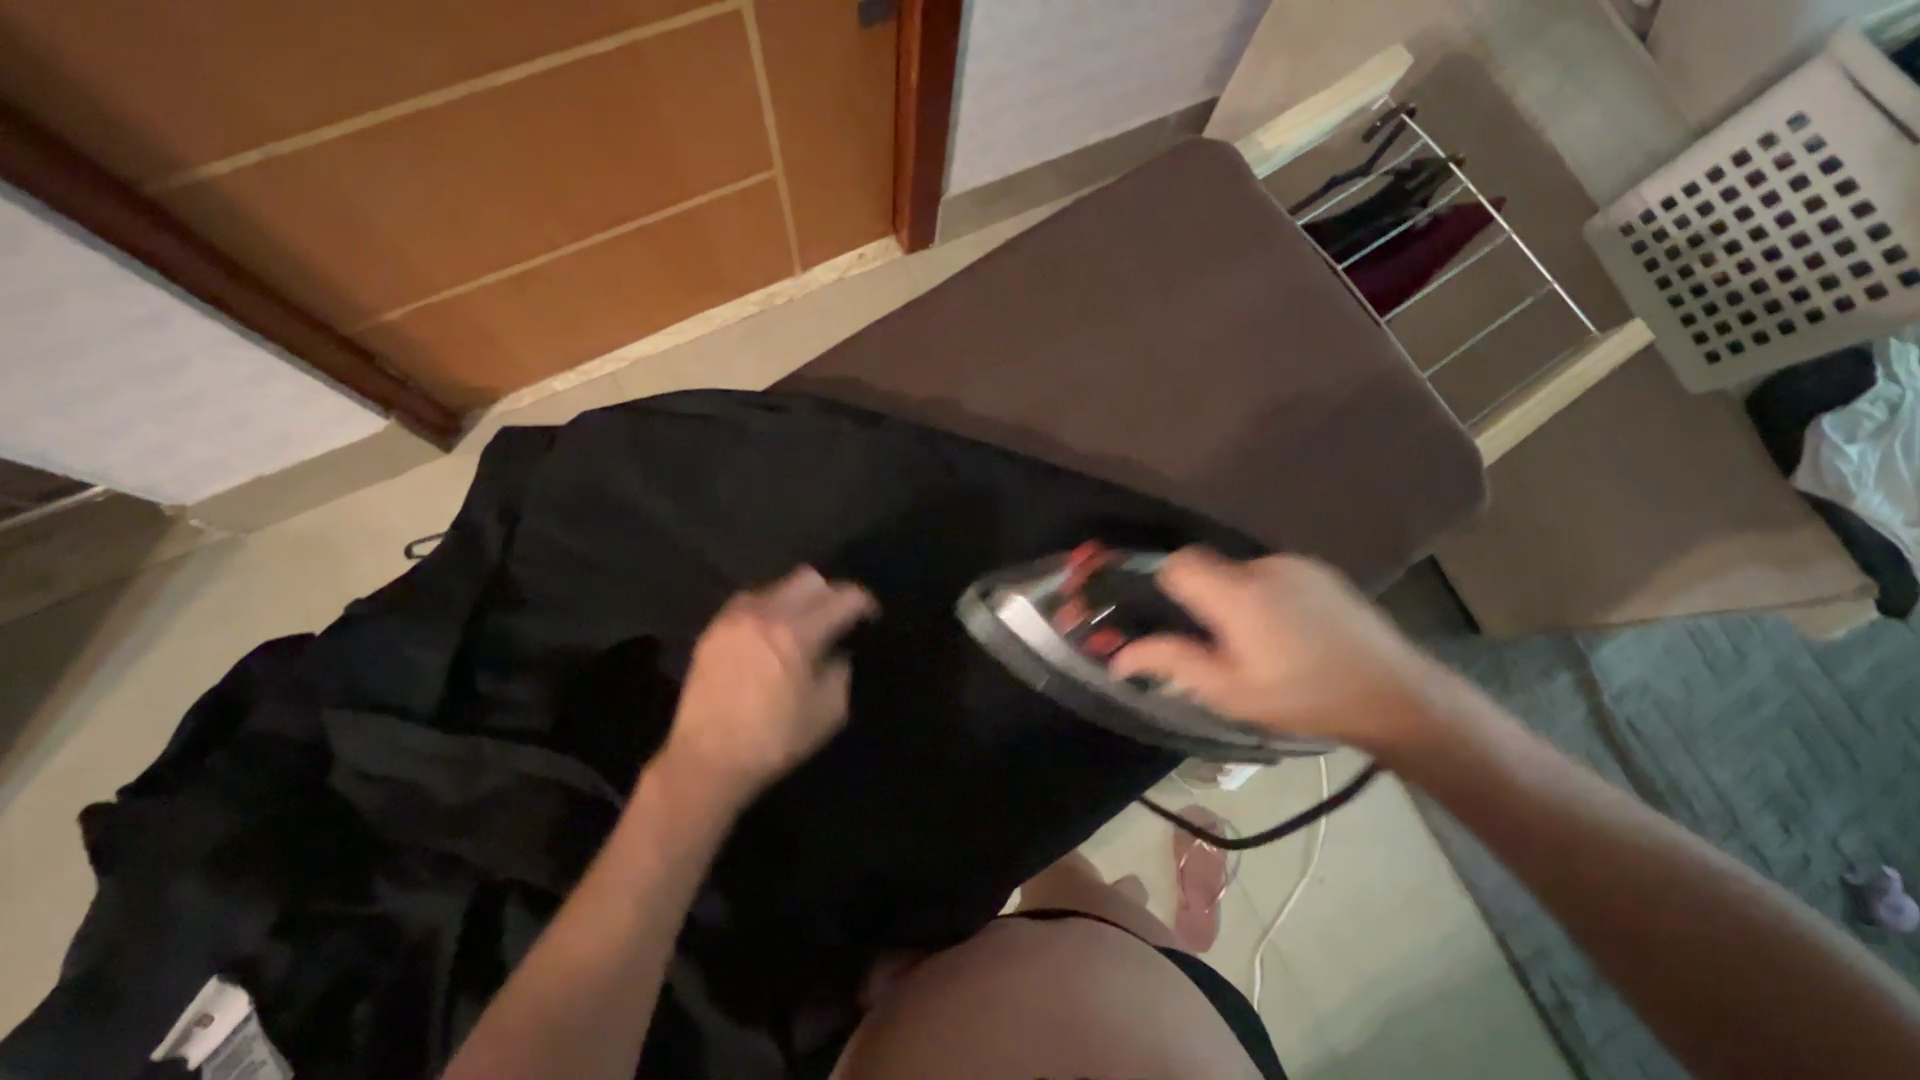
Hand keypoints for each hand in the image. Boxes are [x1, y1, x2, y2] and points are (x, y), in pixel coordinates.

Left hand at [662, 567, 877, 801]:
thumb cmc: (774, 740)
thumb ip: (842, 671)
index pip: (843, 597)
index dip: (865, 604)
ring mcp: (733, 618)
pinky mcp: (713, 629)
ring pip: (777, 586)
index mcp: (796, 633)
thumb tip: (841, 651)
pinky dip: (769, 610)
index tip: (872, 619)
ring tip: (804, 628)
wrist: (707, 759)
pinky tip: (772, 637)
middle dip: (831, 594)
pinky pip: (750, 603)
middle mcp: (764, 613)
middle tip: (839, 621)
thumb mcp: (828, 712)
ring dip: (798, 600)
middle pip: (809, 579)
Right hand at [1109, 548, 1455, 752]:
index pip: (1178, 563)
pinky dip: (1266, 599)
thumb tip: (1119, 655)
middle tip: (1215, 646)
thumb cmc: (1303, 698)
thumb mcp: (1230, 692)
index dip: (1162, 583)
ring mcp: (1298, 566)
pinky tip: (1287, 636)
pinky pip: (1273, 577)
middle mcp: (1264, 567)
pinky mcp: (1322, 572)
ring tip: (1258, 647)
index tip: (1165, 616)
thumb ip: (1172, 663)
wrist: (1393, 693)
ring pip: (1242, 575)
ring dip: (1236, 602)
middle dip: (1203, 602)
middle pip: (1210, 569)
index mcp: (1237, 595)